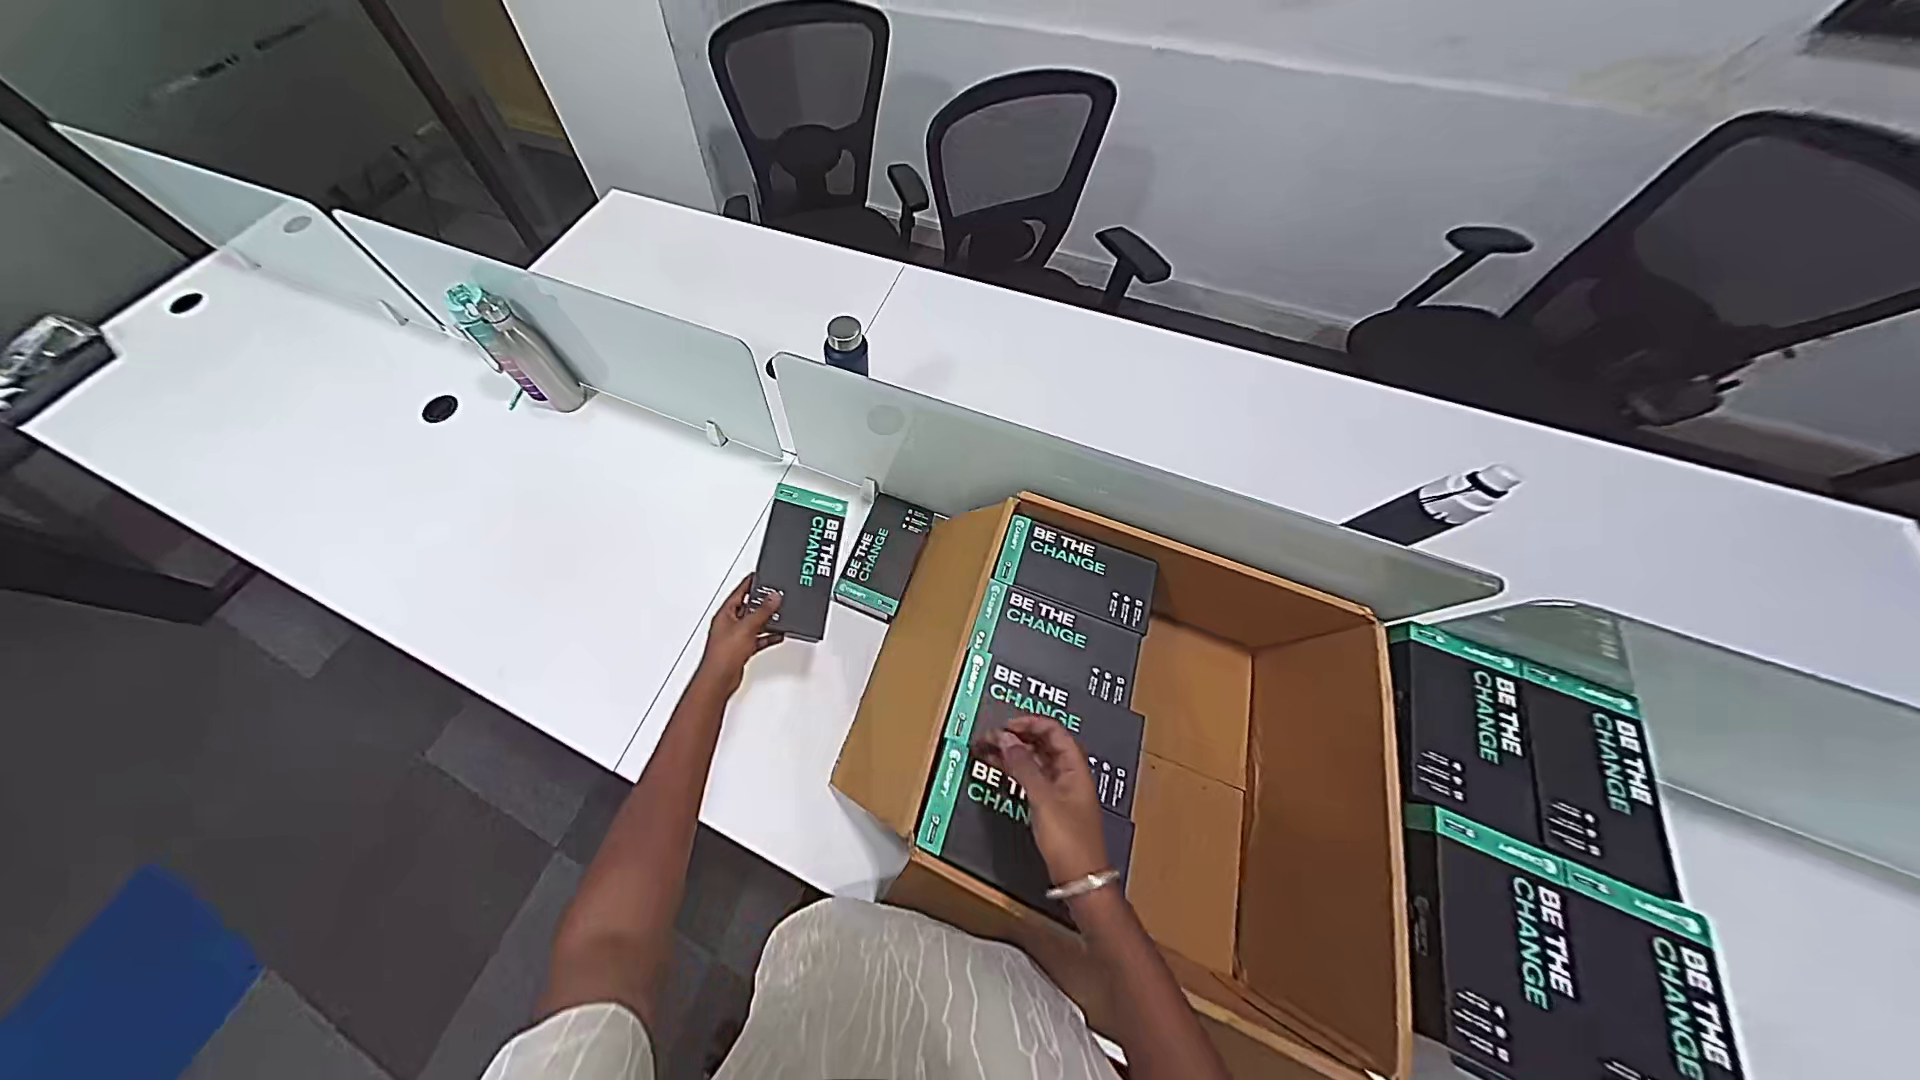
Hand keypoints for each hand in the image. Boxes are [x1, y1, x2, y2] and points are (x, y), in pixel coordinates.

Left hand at [695, 575, 783, 694]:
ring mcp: (736, 636)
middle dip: (762, 601)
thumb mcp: (746, 627)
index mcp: (725, 613)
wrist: (720, 679)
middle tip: (775, 595)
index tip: (760, 574)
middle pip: (748, 607)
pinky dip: (768, 635)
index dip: (750, 582)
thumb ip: (762, 611)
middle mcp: (729, 623)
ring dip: (766, 619)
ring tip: (780, 614)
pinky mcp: (742, 648)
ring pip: (754, 622)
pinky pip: (758, 637)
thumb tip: (773, 597)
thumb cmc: (722, 654)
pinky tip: (777, 634)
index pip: (739, 591)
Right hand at [976, 715, 1109, 883]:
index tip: (1005, 726)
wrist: (1079, 881)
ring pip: (1035, 761)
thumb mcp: (1043, 799)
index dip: (1030, 723)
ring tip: (987, 750)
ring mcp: (1061, 791)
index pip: (1054, 731)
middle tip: (990, 738)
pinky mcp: (1051, 806)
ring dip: (1013, 753)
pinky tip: (999, 769)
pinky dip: (1015, 771)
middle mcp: (1070, 775)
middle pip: (1043, 744)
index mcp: (1076, 767)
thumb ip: (1023, 766)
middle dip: (1017, 737)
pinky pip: (1031, 778)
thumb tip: (1006, 738)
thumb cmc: (1069, 841)